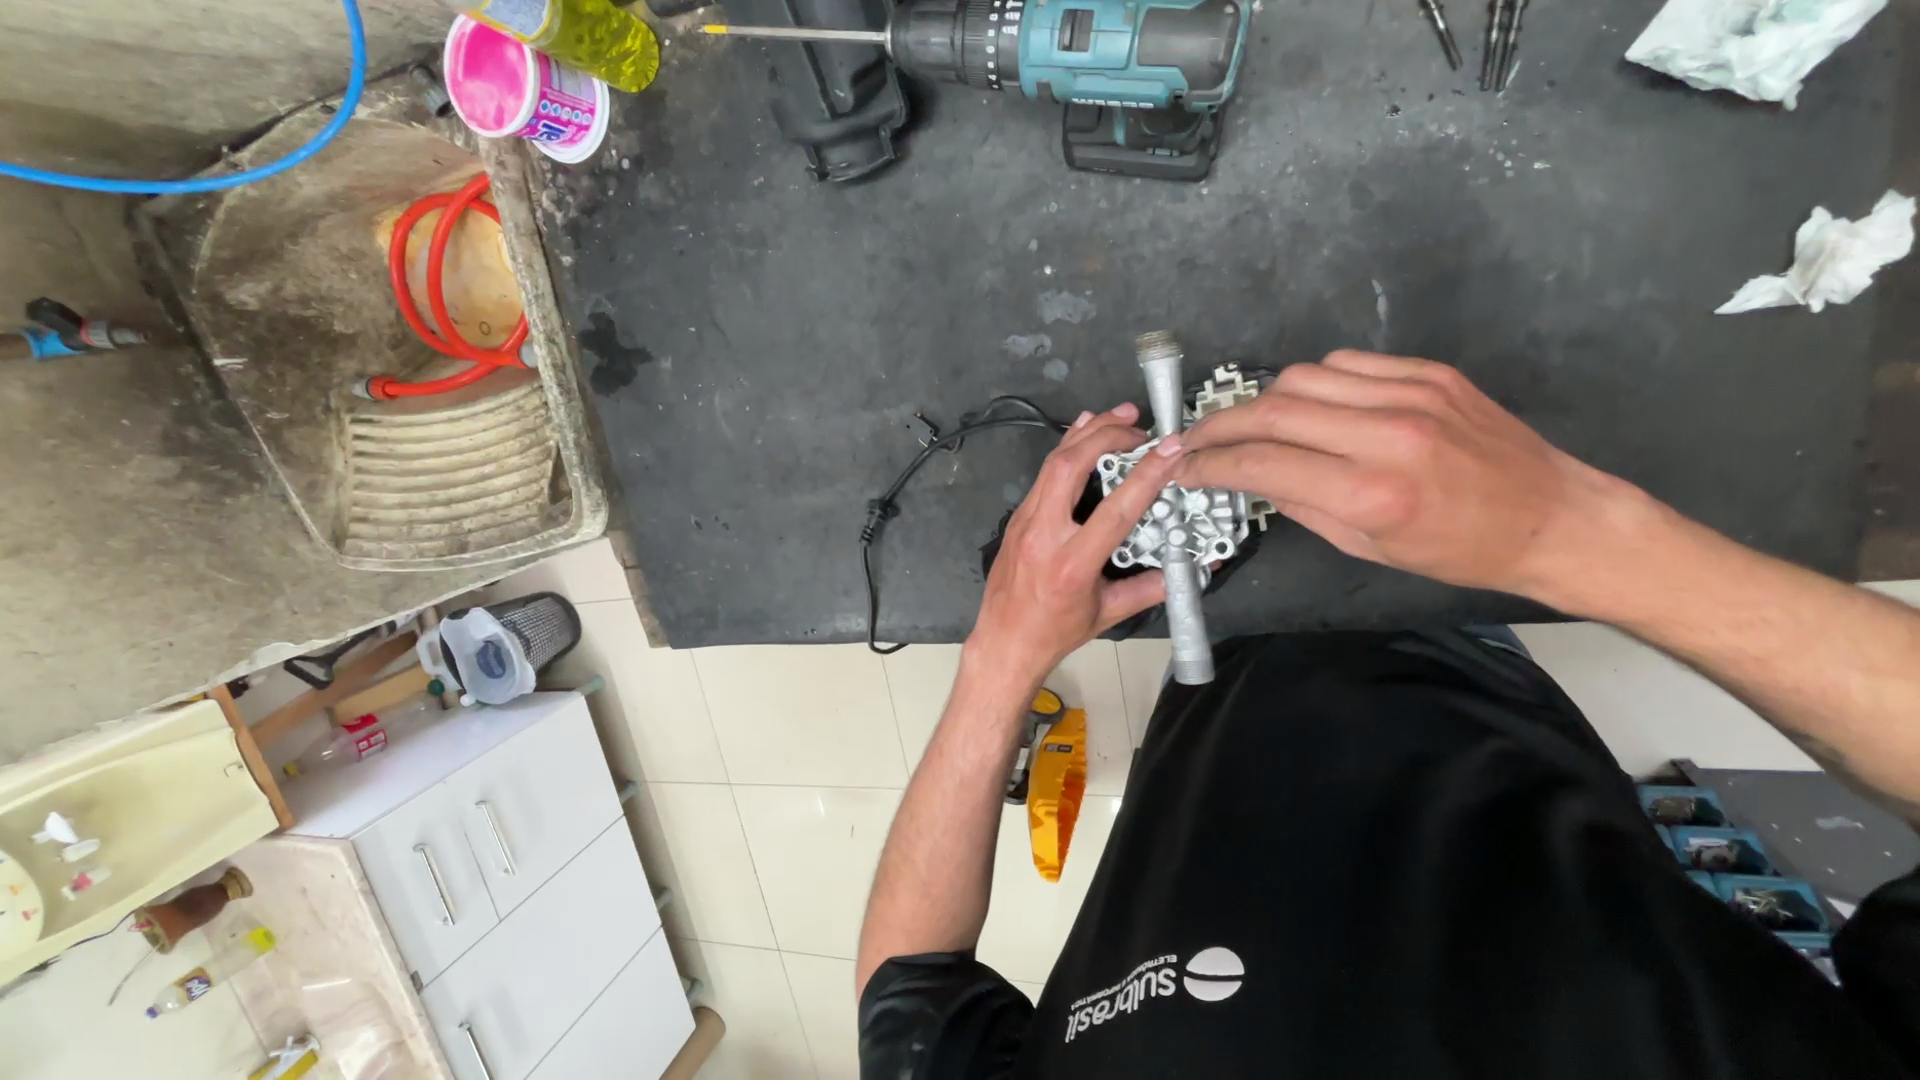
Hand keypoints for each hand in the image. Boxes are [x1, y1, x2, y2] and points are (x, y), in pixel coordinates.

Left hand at [968, 403, 1185, 684]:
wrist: (1003, 640)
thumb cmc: (1054, 632)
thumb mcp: (1107, 613)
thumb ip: (1149, 587)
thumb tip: (1189, 568)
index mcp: (1072, 564)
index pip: (1115, 510)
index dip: (1145, 475)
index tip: (1169, 449)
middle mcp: (1044, 535)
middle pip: (1070, 467)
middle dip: (1106, 436)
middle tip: (1138, 423)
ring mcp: (1025, 521)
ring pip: (1052, 463)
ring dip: (1086, 433)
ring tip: (1118, 415)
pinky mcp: (1017, 517)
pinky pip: (1043, 474)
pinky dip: (1066, 449)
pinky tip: (1084, 432)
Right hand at [1178, 350, 1638, 600]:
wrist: (1550, 517)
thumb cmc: (1456, 550)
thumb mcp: (1366, 546)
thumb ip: (1301, 504)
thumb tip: (1252, 476)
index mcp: (1370, 493)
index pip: (1261, 464)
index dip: (1210, 464)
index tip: (1184, 468)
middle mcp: (1387, 435)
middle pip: (1273, 410)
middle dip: (1219, 425)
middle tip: (1195, 440)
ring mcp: (1411, 394)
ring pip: (1304, 376)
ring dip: (1263, 400)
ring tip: (1250, 423)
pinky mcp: (1430, 373)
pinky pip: (1347, 365)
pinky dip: (1313, 383)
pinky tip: (1308, 404)